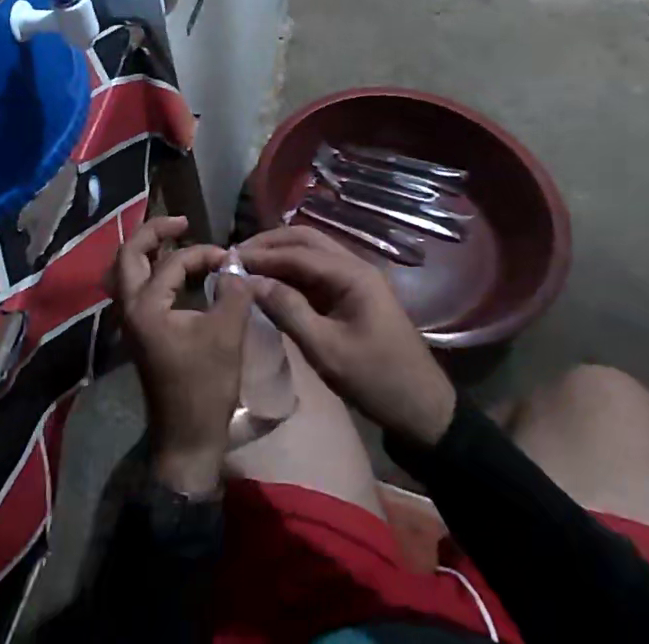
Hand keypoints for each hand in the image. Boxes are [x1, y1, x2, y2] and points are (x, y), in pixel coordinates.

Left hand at [108, 217, 249, 494]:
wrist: (187, 437)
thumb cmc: (205, 386)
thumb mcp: (227, 335)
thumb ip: (233, 293)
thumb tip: (236, 266)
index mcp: (145, 307)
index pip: (172, 262)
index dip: (202, 253)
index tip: (231, 258)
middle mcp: (129, 309)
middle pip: (129, 255)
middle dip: (153, 233)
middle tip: (182, 222)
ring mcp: (130, 323)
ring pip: (128, 273)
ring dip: (149, 252)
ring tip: (176, 241)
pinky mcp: (139, 333)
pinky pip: (137, 290)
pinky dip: (153, 274)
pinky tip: (177, 277)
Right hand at [237, 226, 456, 445]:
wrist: (421, 408)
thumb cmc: (376, 379)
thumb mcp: (326, 349)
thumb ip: (288, 310)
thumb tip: (252, 282)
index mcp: (353, 275)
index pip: (298, 252)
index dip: (261, 254)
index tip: (227, 260)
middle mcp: (354, 267)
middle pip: (305, 240)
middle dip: (268, 245)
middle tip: (234, 257)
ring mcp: (354, 280)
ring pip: (309, 253)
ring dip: (278, 255)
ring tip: (245, 266)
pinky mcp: (350, 296)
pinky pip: (314, 273)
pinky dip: (289, 272)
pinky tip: (268, 282)